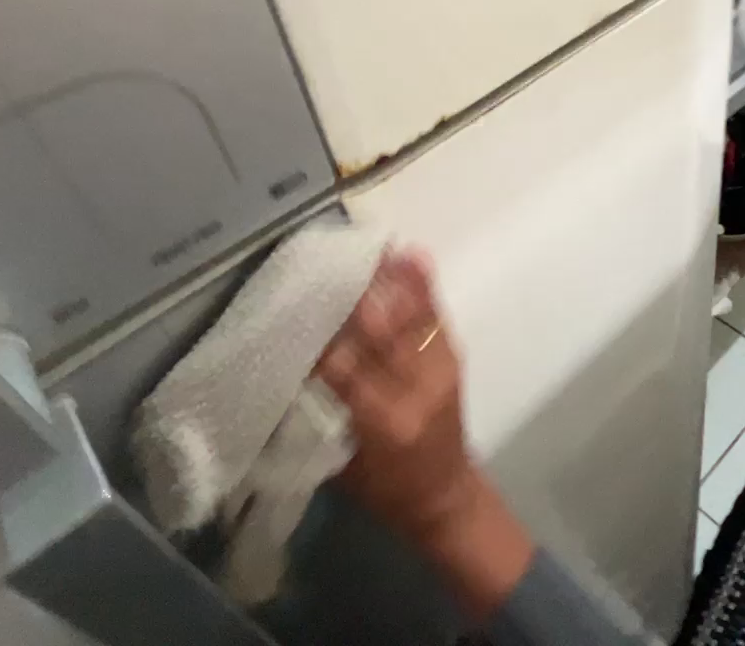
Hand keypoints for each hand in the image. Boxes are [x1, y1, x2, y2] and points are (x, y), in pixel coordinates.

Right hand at [316, 247, 533, 619]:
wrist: (447, 497)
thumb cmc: (386, 490)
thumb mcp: (341, 465)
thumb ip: (319, 417)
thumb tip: (290, 366)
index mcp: (385, 425)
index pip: (348, 376)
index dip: (324, 346)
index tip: (299, 315)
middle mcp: (417, 392)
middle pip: (386, 338)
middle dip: (362, 302)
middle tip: (334, 267)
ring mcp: (441, 371)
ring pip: (414, 320)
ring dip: (395, 283)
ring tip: (373, 249)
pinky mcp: (454, 359)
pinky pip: (435, 316)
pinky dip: (422, 286)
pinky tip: (411, 257)